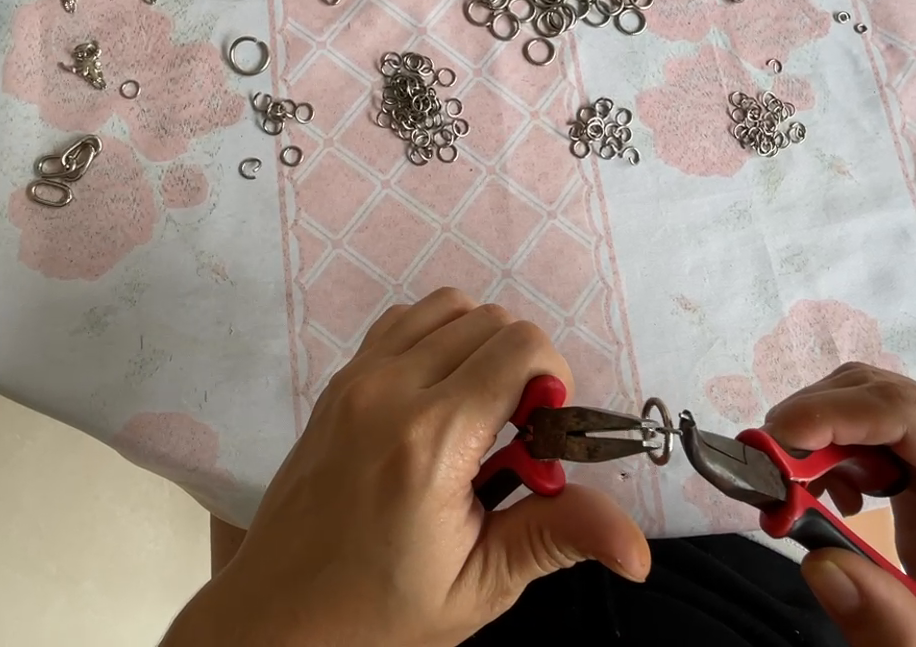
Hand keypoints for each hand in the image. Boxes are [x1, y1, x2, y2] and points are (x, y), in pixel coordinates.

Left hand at [162, 288, 649, 646]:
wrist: (279, 610)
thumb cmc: (379, 609)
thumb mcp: (478, 585)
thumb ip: (555, 539)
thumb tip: (636, 546)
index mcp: (431, 439)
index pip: (519, 346)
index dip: (552, 379)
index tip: (543, 432)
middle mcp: (391, 387)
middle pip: (491, 320)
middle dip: (521, 365)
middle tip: (513, 431)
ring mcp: (360, 373)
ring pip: (449, 305)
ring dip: (479, 343)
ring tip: (477, 407)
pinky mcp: (342, 375)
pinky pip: (405, 318)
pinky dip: (436, 335)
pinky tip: (437, 392)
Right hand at [764, 363, 915, 646]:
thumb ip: (897, 633)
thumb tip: (821, 564)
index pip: (908, 413)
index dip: (829, 417)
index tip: (766, 448)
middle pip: (881, 397)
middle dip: (809, 427)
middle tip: (763, 479)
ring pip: (868, 401)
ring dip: (815, 437)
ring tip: (793, 495)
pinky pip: (873, 426)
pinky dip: (832, 449)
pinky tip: (832, 499)